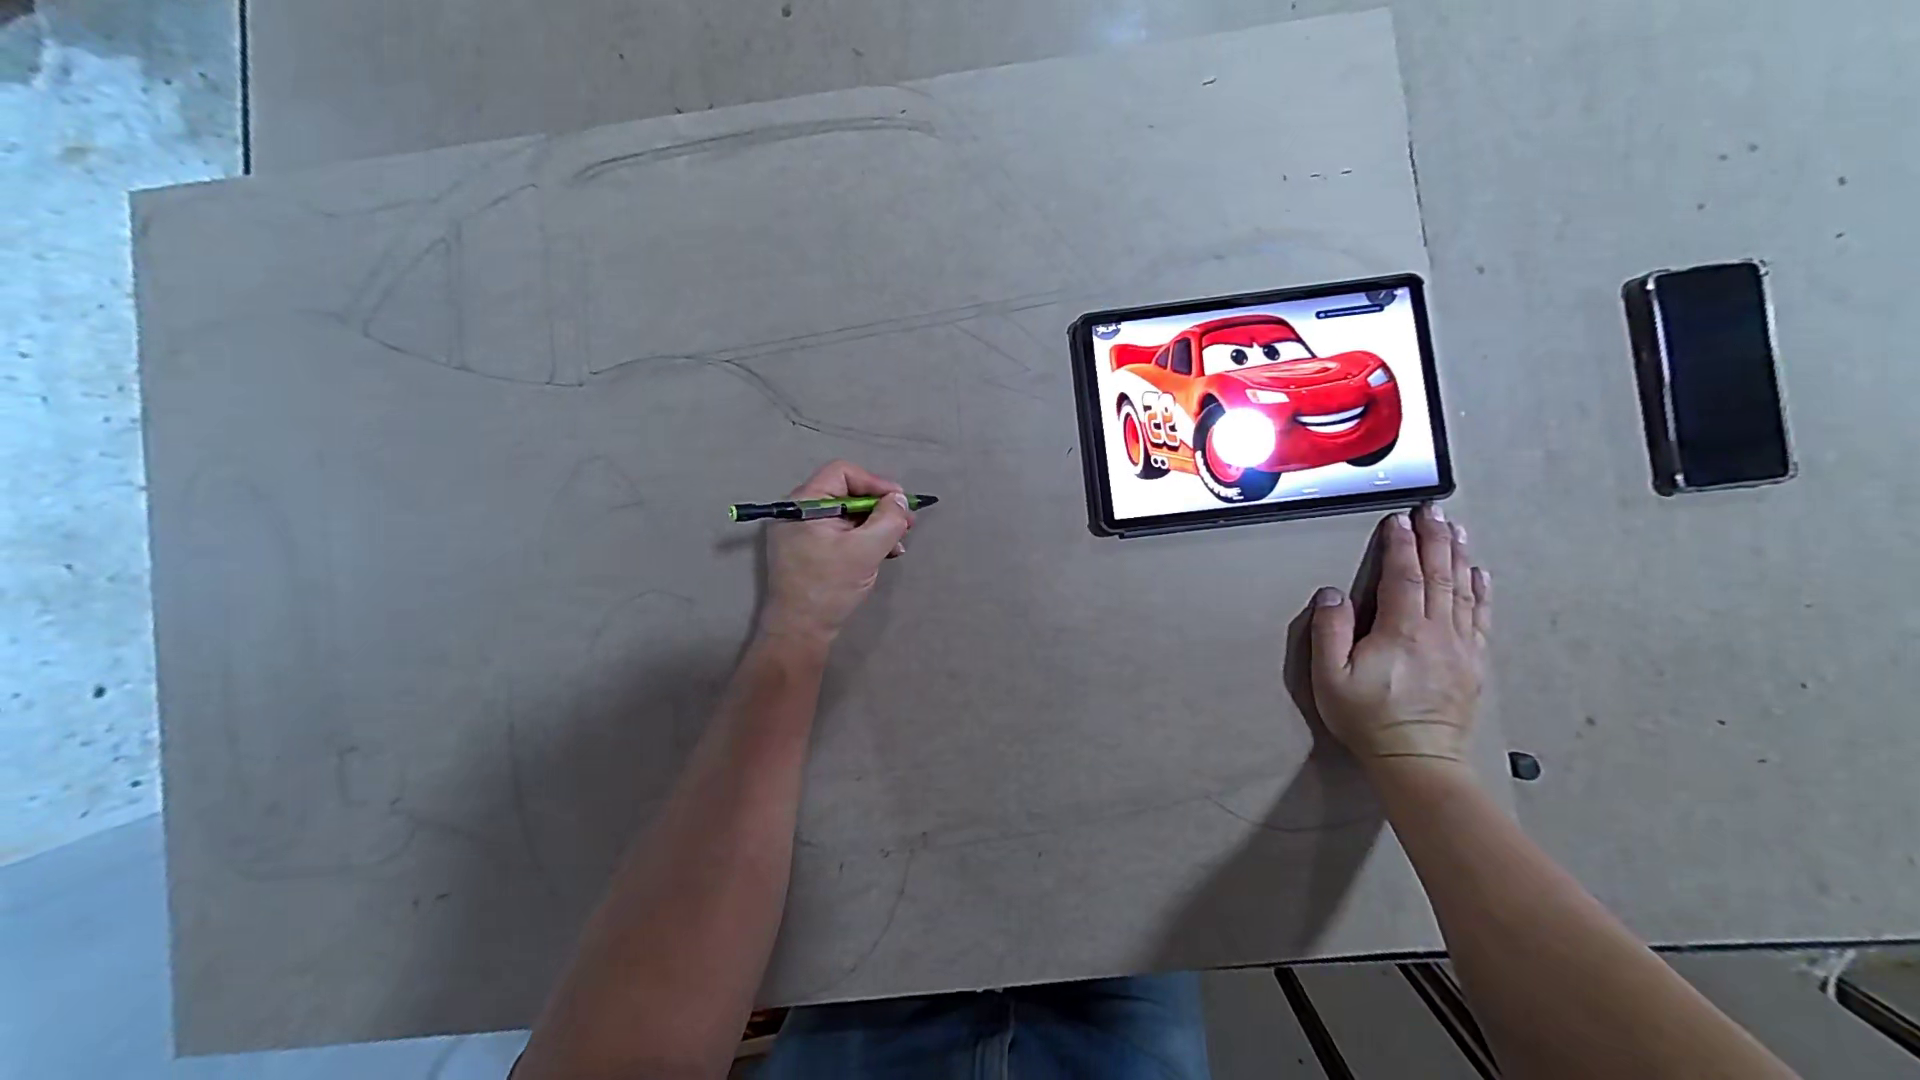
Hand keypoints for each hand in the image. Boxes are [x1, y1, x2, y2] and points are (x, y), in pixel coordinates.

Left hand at [758, 460, 914, 645]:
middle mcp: (801, 513)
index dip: (875, 483)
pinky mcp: (812, 552)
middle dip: (880, 507)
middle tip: (907, 523)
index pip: (843, 473)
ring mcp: (805, 533)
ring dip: (877, 526)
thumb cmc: (828, 587)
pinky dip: (865, 540)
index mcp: (804, 504)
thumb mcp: (865, 550)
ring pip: (849, 516)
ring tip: (899, 544)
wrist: (800, 632)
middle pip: (847, 494)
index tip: (899, 502)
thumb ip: (888, 520)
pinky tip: (885, 554)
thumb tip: (899, 499)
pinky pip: (843, 535)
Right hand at [1305, 504, 1489, 770]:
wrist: (1417, 760)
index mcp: (1402, 631)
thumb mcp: (1330, 678)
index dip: (1400, 545)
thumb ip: (1329, 631)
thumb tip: (1333, 594)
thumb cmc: (1367, 719)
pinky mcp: (1473, 662)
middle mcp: (1438, 632)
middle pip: (1440, 575)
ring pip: (1464, 590)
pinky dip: (1481, 590)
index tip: (1397, 520)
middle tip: (1433, 511)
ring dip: (1459, 556)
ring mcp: (1461, 646)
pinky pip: (1481, 616)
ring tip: (1456, 530)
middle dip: (1435, 539)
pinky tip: (1479, 574)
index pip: (1404, 576)